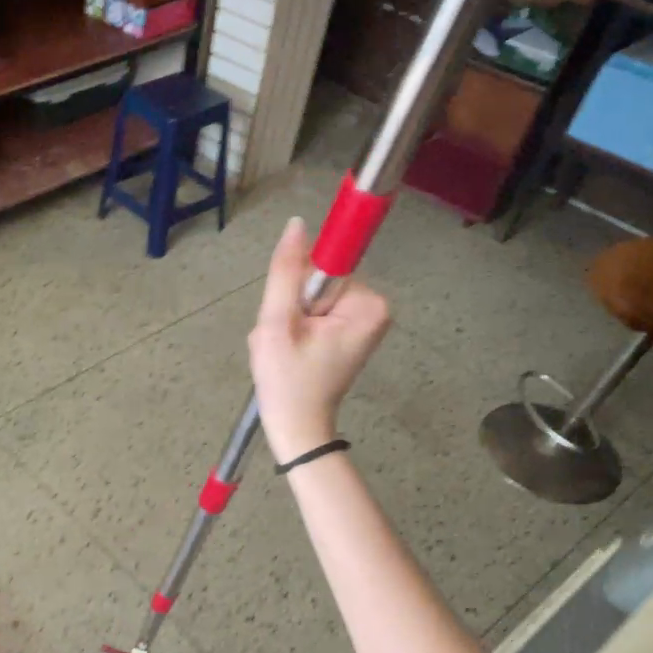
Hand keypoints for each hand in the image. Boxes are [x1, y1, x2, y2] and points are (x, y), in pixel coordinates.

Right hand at [247, 218, 391, 462]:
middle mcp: (375, 307)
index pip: (324, 267)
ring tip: (287, 349)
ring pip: (314, 298)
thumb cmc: (287, 382)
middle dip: (293, 307)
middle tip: (284, 340)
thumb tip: (296, 223)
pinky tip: (294, 351)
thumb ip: (285, 272)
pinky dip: (299, 329)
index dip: (297, 287)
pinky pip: (318, 312)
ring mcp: (365, 320)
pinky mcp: (353, 332)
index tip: (291, 317)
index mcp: (367, 304)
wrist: (297, 429)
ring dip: (292, 320)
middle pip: (318, 283)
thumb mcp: (276, 325)